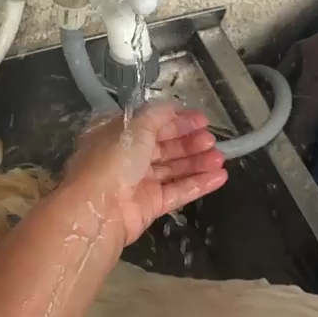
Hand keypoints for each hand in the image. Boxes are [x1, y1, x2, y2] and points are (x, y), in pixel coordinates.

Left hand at [60, 102, 227, 244]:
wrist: (97, 209)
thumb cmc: (112, 160)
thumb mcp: (134, 127)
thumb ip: (156, 115)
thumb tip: (173, 107)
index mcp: (117, 135)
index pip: (151, 124)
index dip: (176, 121)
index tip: (201, 120)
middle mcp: (126, 158)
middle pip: (163, 147)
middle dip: (189, 142)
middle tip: (211, 140)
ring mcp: (138, 183)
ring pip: (173, 169)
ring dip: (197, 162)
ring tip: (220, 158)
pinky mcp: (149, 206)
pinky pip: (178, 192)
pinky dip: (198, 184)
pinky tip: (219, 176)